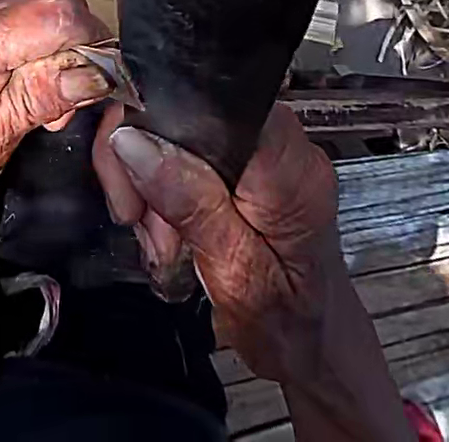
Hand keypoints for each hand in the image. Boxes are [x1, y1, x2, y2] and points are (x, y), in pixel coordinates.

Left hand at [0, 0, 112, 255]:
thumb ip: (38, 100)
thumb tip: (90, 71)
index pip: (48, 19)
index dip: (84, 52)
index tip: (88, 88)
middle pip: (53, 4)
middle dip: (72, 54)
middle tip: (54, 103)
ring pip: (48, 1)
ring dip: (58, 48)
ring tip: (33, 95)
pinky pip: (31, 4)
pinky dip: (42, 40)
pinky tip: (24, 74)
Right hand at [94, 105, 412, 440]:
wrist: (315, 349)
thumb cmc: (290, 325)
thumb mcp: (236, 275)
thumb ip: (190, 204)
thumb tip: (135, 142)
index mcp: (287, 166)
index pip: (208, 99)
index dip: (157, 121)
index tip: (133, 170)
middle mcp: (280, 145)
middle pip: (183, 110)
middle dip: (144, 159)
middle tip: (141, 214)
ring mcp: (264, 150)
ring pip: (175, 128)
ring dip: (149, 178)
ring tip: (161, 231)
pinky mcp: (247, 159)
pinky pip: (187, 146)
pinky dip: (163, 180)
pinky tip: (168, 220)